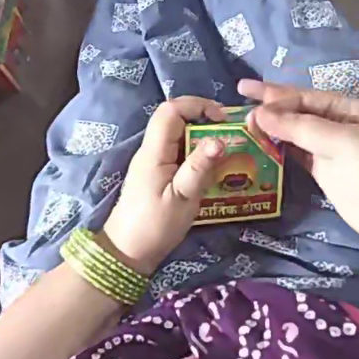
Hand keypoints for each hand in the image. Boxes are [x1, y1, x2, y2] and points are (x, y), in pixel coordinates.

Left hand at [101, 97, 235, 274]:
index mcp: (154, 151)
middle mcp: (151, 150)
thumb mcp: (183, 198)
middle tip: (231, 135)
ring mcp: (153, 162)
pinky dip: (197, 154)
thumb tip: (220, 139)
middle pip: (176, 119)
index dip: (197, 105)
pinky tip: (213, 169)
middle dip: (205, 120)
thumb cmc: (154, 226)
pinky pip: (179, 152)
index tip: (223, 118)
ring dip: (203, 138)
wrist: (127, 253)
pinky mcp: (157, 174)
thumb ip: (200, 167)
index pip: (171, 110)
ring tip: (228, 151)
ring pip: (179, 136)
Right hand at [240, 79, 358, 247]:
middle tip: (236, 99)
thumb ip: (301, 128)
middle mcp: (334, 124)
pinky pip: (295, 153)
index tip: (245, 98)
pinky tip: (260, 145)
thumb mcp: (343, 144)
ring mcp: (328, 148)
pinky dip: (277, 148)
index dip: (274, 96)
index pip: (302, 96)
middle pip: (295, 110)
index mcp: (344, 108)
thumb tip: (261, 114)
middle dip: (268, 105)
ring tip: (242, 124)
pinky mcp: (322, 171)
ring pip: (292, 132)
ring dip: (270, 127)